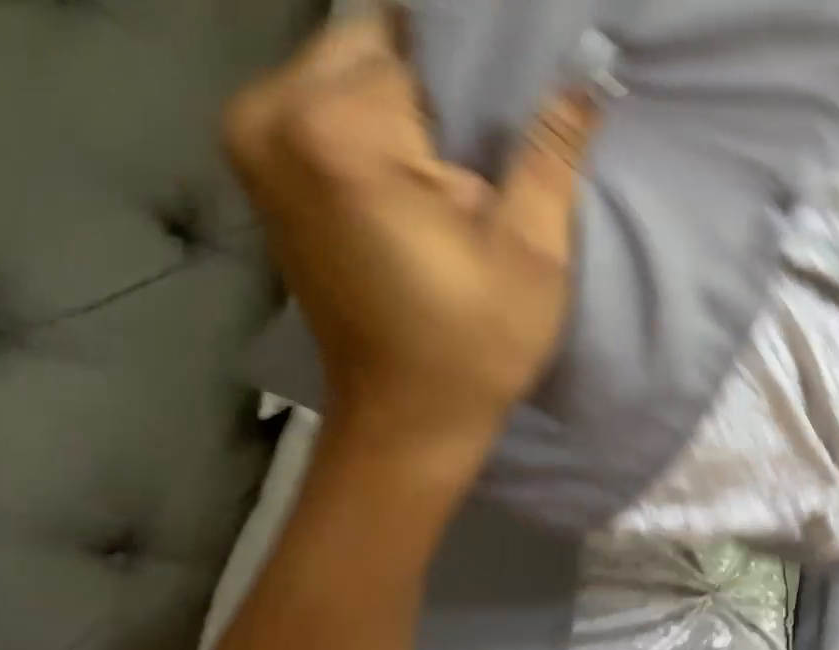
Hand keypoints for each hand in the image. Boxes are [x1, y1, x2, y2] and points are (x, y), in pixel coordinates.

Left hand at [222, 11, 596, 462]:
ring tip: (471, 157)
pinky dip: (379, 121)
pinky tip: (430, 170)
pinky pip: (324, 104)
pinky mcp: (259, 168)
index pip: (419, 42)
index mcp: (339, 132)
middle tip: (500, 136)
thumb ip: (551, 151)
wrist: (405, 419)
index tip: (526, 98)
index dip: (484, 66)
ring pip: (348, 69)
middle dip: (443, 81)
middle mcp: (272, 116)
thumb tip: (586, 77)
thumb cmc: (474, 344)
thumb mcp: (532, 252)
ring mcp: (253, 140)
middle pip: (372, 44)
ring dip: (412, 100)